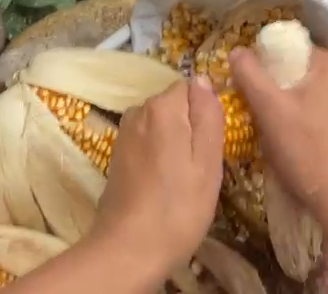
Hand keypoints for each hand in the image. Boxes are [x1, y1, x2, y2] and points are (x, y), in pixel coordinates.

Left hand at [87, 75, 225, 278]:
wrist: (129, 248)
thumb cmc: (178, 206)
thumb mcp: (207, 163)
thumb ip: (208, 116)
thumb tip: (203, 79)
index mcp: (162, 106)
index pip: (191, 88)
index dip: (204, 114)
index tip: (210, 145)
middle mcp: (139, 109)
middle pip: (174, 106)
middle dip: (189, 128)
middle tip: (199, 168)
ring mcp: (125, 131)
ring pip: (161, 124)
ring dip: (173, 143)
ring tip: (181, 180)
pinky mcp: (117, 152)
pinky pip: (147, 141)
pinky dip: (157, 155)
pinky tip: (162, 184)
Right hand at [229, 44, 327, 224]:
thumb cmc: (307, 153)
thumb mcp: (268, 110)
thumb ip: (248, 73)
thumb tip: (237, 50)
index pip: (289, 50)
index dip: (268, 69)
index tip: (257, 94)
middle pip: (306, 68)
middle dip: (286, 86)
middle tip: (270, 114)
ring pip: (322, 87)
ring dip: (305, 100)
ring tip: (291, 128)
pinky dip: (325, 112)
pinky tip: (315, 133)